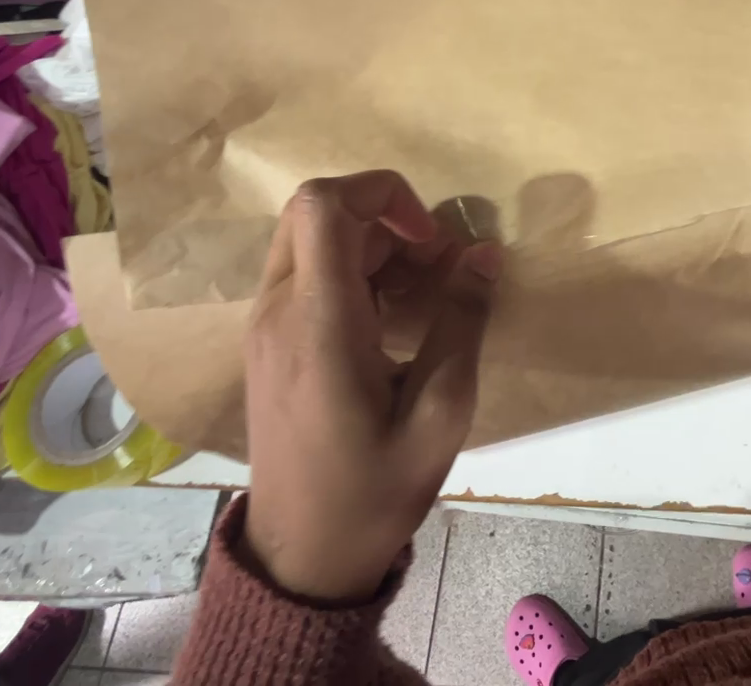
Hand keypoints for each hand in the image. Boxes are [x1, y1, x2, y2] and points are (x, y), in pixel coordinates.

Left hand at [242, 171, 501, 601]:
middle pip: (318, 213)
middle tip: (439, 265)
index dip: (384, 193)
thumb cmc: (374, 489)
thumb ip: (462, 322)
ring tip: (427, 292)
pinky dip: (358, 273)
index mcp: (318, 322)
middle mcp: (279, 310)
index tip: (433, 239)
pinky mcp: (270, 342)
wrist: (302, 556)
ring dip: (375, 246)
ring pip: (314, 241)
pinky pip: (309, 275)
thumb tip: (483, 253)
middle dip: (388, 219)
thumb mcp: (441, 411)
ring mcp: (266, 326)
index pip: (324, 205)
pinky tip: (396, 318)